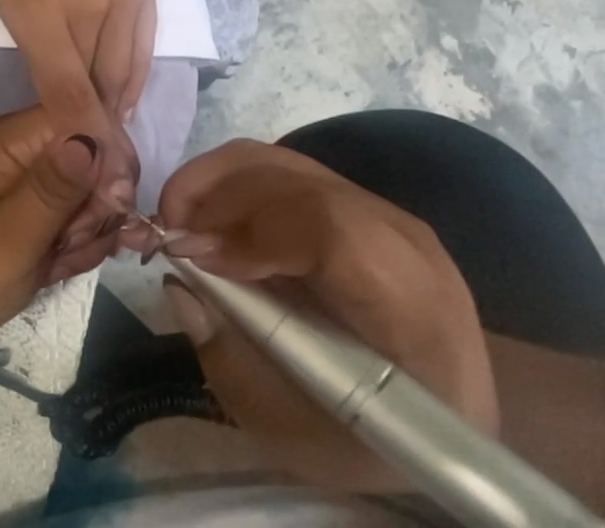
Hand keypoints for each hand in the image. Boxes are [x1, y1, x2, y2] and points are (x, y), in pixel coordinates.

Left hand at [0, 0, 151, 275]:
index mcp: (39, 10)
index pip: (66, 98)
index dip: (78, 147)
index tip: (83, 187)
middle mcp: (90, 12)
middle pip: (101, 97)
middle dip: (95, 141)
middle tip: (86, 181)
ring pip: (126, 76)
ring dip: (111, 112)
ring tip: (98, 145)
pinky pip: (144, 48)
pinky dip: (132, 79)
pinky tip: (119, 96)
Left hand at [0, 108, 100, 347]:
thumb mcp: (10, 235)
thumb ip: (55, 189)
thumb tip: (92, 137)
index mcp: (7, 143)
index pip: (80, 117)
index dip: (108, 157)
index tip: (114, 204)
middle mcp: (16, 154)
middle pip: (89, 159)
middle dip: (95, 204)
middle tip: (68, 243)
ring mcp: (19, 184)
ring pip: (85, 195)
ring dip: (84, 231)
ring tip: (54, 261)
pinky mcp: (23, 213)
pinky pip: (67, 219)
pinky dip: (70, 244)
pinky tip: (52, 268)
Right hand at [155, 140, 497, 489]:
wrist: (440, 421)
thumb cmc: (368, 441)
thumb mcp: (290, 428)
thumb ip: (230, 356)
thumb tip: (178, 283)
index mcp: (408, 307)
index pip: (333, 231)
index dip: (250, 232)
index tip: (191, 259)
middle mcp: (400, 241)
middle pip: (291, 181)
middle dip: (210, 197)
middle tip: (164, 238)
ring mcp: (378, 212)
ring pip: (276, 163)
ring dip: (210, 184)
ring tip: (178, 227)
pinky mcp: (353, 203)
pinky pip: (278, 172)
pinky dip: (228, 187)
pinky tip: (208, 225)